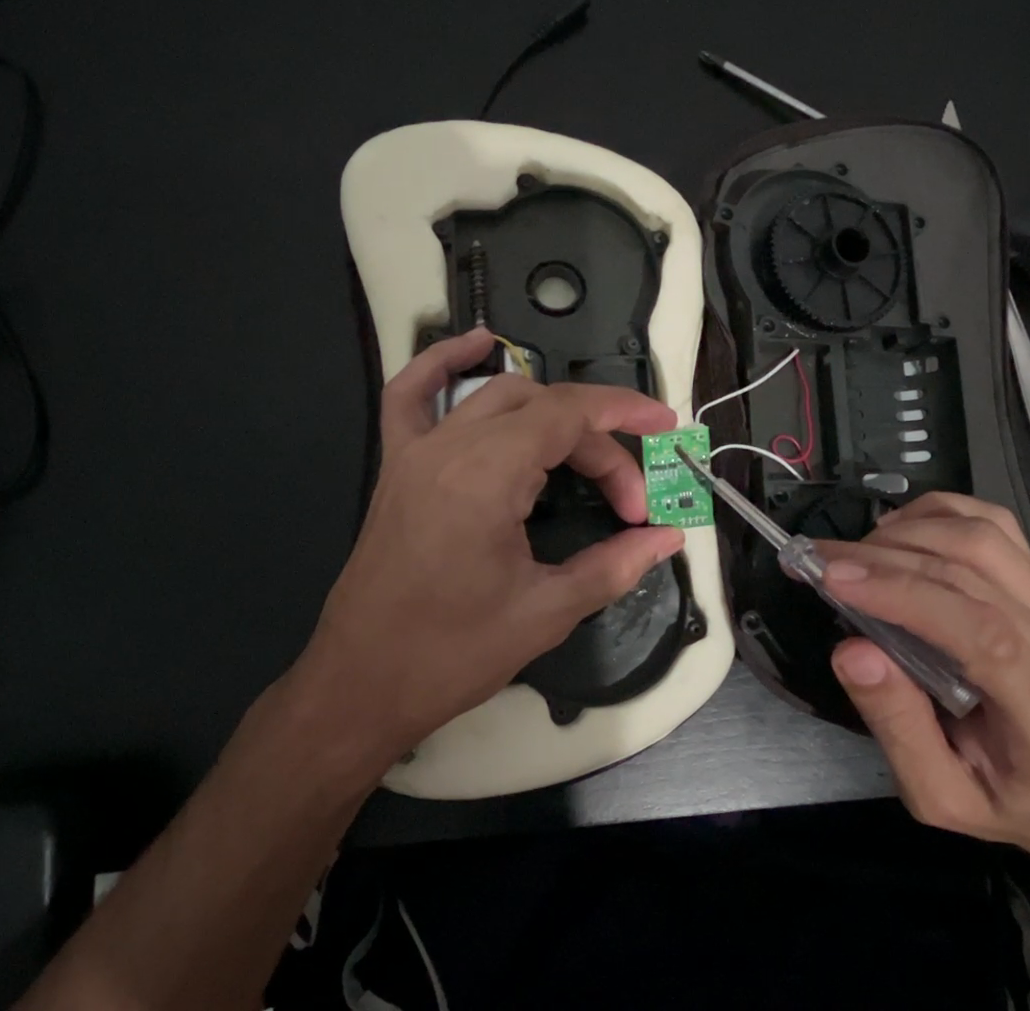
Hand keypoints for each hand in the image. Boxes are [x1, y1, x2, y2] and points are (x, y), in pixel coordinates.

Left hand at [300, 327, 685, 752]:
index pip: (569, 416)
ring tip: (588, 451)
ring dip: (548, 413)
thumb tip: (668, 538)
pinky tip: (477, 345)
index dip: (625, 415)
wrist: (361, 684)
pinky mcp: (396, 468)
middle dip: (597, 443)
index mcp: (486, 476)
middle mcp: (448, 448)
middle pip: (541, 410)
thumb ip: (614, 565)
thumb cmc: (452, 654)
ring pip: (494, 398)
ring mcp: (415, 453)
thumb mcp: (546, 612)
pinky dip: (444, 364)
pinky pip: (413, 395)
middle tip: (629, 505)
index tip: (666, 428)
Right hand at [815, 493, 1029, 858]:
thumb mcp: (939, 797)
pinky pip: (997, 530)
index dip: (906, 595)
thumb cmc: (1003, 801)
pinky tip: (896, 532)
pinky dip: (940, 515)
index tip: (834, 577)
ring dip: (908, 532)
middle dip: (884, 557)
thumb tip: (851, 650)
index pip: (983, 634)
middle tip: (815, 557)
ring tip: (850, 552)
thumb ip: (898, 726)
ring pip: (986, 539)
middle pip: (976, 574)